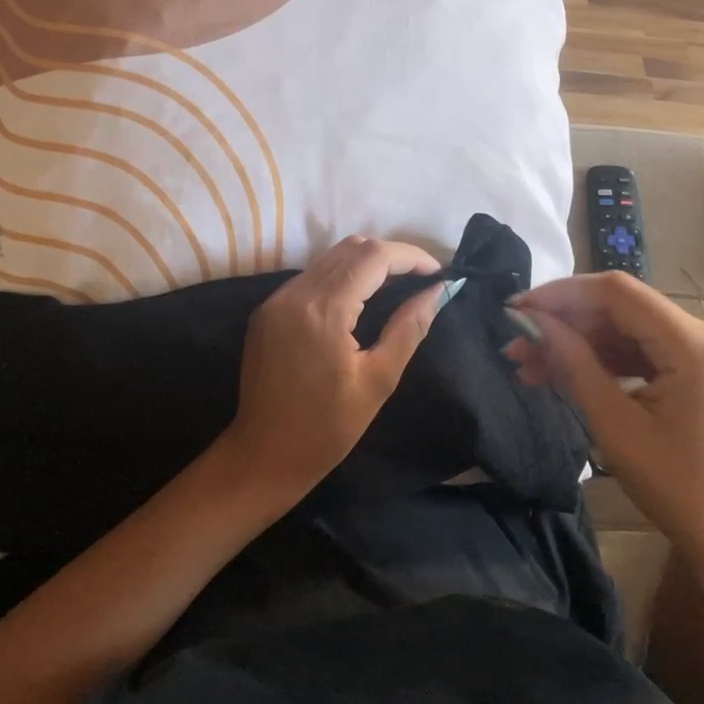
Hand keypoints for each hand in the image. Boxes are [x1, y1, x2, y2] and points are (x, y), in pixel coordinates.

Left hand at [224, 236, 451, 491]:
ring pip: (328, 259)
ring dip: (365, 263)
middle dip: (390, 256)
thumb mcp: (379, 379)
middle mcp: (294, 294)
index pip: (373, 257)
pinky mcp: (266, 311)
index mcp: (323, 310)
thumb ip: (409, 327)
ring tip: (397, 286)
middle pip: (350, 248)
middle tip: (421, 280)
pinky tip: (360, 300)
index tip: (437, 273)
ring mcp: (275, 300)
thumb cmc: (328, 427)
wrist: (265, 455)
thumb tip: (438, 291)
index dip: (410, 257)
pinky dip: (340, 277)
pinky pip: (310, 278)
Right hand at [506, 272, 703, 569]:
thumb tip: (530, 322)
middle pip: (622, 310)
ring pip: (628, 331)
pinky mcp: (702, 369)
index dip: (561, 294)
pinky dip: (605, 360)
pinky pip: (644, 351)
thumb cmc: (675, 486)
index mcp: (698, 343)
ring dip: (579, 344)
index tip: (514, 310)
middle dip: (565, 324)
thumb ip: (573, 362)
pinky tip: (564, 373)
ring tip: (528, 366)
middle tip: (515, 346)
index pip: (618, 293)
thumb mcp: (615, 424)